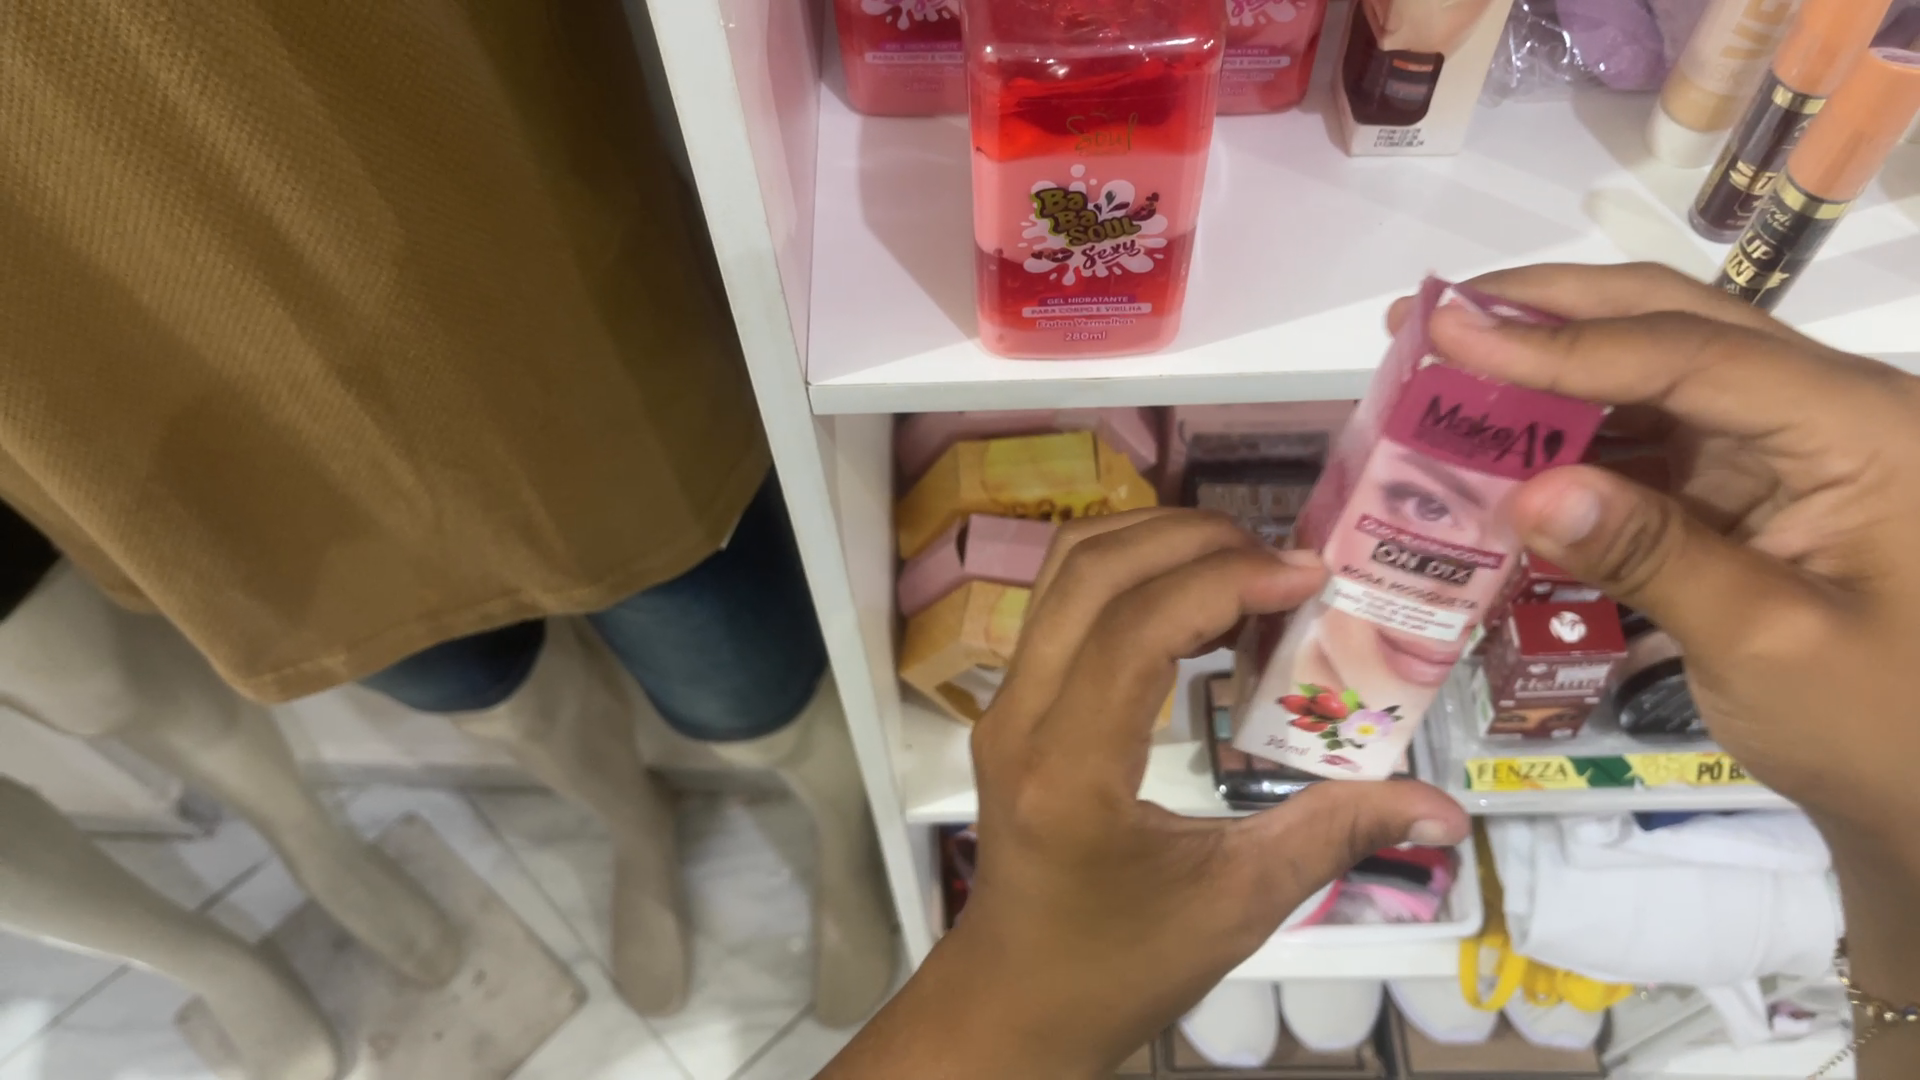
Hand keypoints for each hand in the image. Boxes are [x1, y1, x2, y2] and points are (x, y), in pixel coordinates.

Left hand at [824, 510, 1467, 1079]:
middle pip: (1089, 573)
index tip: (1307, 573)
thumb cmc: (1120, 961)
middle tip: (1279, 559)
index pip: (1135, 631)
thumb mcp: (1235, 904)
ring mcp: (1003, 699)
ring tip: (1239, 561)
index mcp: (1069, 770)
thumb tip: (1443, 807)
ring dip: (1151, 540)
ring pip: (1064, 571)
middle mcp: (1018, 714)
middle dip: (1189, 539)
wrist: (1017, 989)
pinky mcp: (1008, 697)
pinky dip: (1126, 572)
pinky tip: (1190, 598)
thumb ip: (1332, 836)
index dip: (1224, 581)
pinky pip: (1060, 600)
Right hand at [1412, 263, 1919, 1074]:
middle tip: (1433, 315)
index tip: (1445, 331)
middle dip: (1547, 310)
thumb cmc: (1895, 729)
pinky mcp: (1735, 486)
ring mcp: (1776, 449)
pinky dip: (1554, 434)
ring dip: (1541, 368)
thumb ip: (1654, 556)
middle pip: (1673, 325)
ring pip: (1644, 375)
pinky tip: (1492, 442)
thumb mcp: (1773, 648)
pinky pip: (1633, 439)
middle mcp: (1822, 415)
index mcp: (1866, 433)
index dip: (1557, 343)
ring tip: (1443, 367)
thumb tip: (1528, 492)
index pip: (1691, 356)